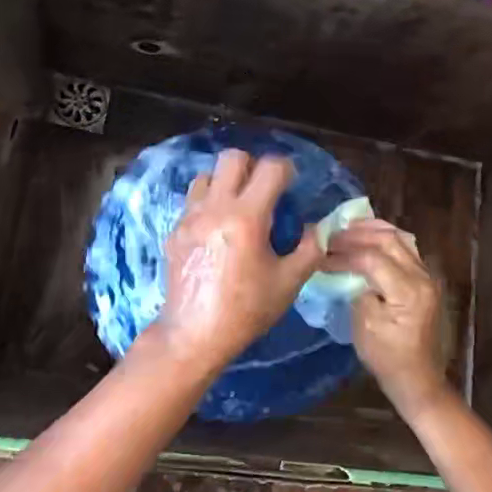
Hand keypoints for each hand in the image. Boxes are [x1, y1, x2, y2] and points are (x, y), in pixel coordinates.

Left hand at [150, 150, 322, 372]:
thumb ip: (310, 249)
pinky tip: (217, 232)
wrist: (194, 334)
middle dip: (252, 166)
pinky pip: (192, 201)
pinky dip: (208, 204)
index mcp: (246, 217)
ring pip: (207, 176)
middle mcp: (215, 208)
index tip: (291, 186)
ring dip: (225, 183)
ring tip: (237, 209)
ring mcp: (189, 217)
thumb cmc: (246, 310)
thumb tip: (317, 228)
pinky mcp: (174, 231)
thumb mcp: (289, 282)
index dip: (286, 170)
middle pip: (232, 157)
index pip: (270, 167)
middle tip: (263, 192)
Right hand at [324, 221, 449, 408]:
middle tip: (331, 235)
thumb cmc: (387, 357)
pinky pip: (406, 249)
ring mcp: (427, 277)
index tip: (320, 254)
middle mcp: (423, 277)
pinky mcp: (425, 280)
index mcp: (408, 290)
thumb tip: (345, 269)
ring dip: (373, 231)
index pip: (372, 258)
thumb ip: (357, 290)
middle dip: (357, 234)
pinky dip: (385, 239)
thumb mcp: (364, 326)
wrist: (417, 377)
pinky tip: (368, 238)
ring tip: (348, 228)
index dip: (343, 253)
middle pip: (389, 240)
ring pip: (401, 239)